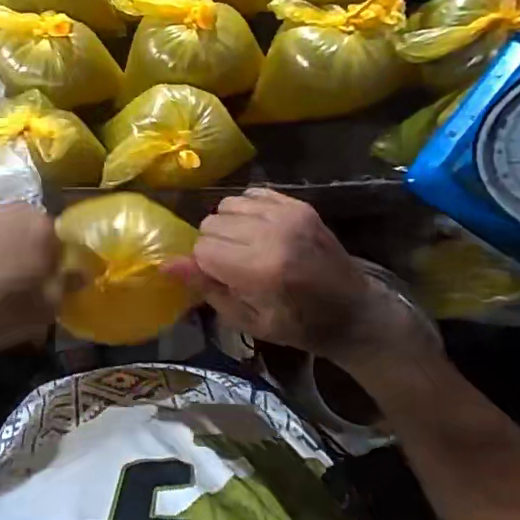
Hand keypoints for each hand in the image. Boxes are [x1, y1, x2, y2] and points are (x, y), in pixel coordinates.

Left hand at [0, 205, 63, 352]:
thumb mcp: (42, 311)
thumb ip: (68, 287)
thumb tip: (83, 271)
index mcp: (47, 227)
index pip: (76, 240)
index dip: (74, 264)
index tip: (70, 284)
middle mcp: (21, 211)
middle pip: (48, 234)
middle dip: (48, 256)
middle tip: (43, 287)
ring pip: (21, 235)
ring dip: (23, 255)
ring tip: (15, 287)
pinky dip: (0, 254)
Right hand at [169, 189, 433, 368]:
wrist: (353, 311)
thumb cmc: (298, 326)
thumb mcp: (248, 320)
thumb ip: (206, 287)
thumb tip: (166, 264)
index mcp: (261, 269)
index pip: (202, 249)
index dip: (204, 266)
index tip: (221, 280)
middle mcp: (273, 233)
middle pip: (211, 223)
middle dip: (214, 245)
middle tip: (234, 266)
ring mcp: (289, 214)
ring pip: (228, 205)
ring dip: (228, 225)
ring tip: (246, 246)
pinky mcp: (299, 204)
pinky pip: (251, 193)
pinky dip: (246, 210)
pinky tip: (258, 230)